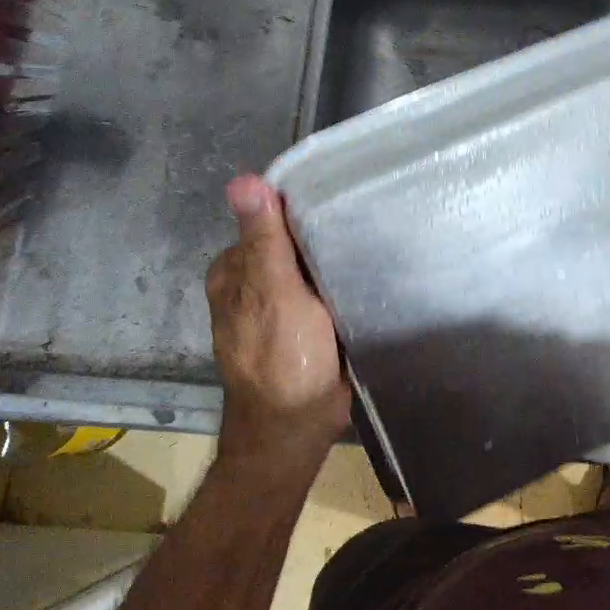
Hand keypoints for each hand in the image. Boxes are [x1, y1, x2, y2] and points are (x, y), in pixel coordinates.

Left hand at [205, 173, 350, 455]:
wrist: (296, 429)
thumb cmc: (283, 358)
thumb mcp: (274, 292)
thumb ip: (264, 240)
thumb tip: (243, 180)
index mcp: (235, 269)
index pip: (268, 217)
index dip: (302, 205)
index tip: (342, 194)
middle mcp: (251, 283)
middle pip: (291, 240)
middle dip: (322, 231)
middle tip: (367, 220)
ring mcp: (279, 306)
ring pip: (309, 266)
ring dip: (335, 257)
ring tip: (373, 242)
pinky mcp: (304, 326)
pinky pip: (322, 290)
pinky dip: (339, 283)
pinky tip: (365, 276)